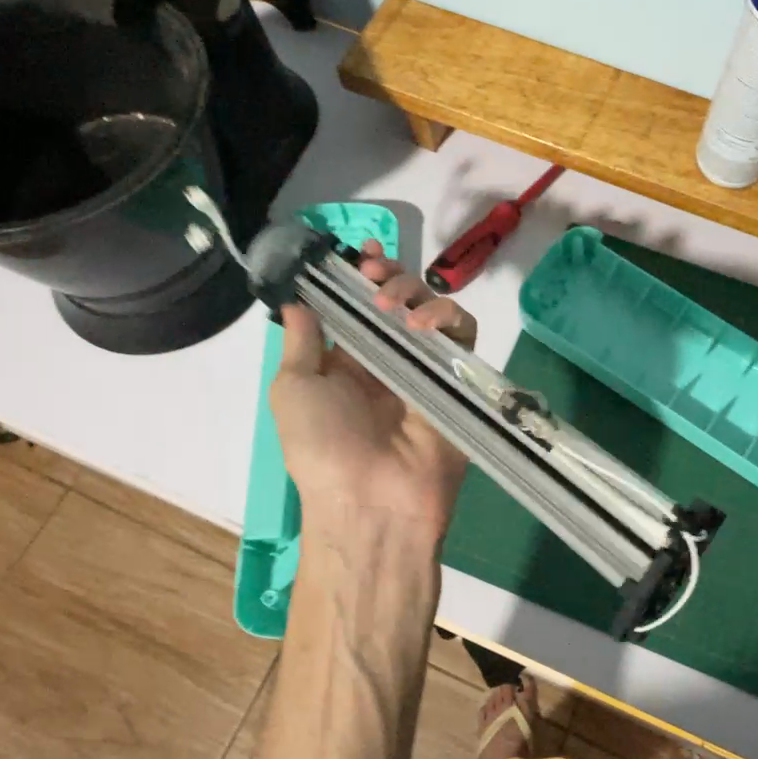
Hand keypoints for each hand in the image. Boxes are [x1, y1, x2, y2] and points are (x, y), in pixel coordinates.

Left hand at [268, 240, 477, 552]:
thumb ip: (302, 339)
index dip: (362, 277)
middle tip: (375, 277)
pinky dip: (448, 318)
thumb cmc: (321, 446)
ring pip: (434, 310)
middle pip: (400, 301)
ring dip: (417, 293)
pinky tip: (424, 324)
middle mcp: (388, 360)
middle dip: (390, 278)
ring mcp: (425, 369)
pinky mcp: (458, 380)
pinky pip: (464, 336)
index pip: (360, 307)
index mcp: (347, 363)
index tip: (361, 255)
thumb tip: (299, 300)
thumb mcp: (293, 389)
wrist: (371, 503)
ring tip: (396, 305)